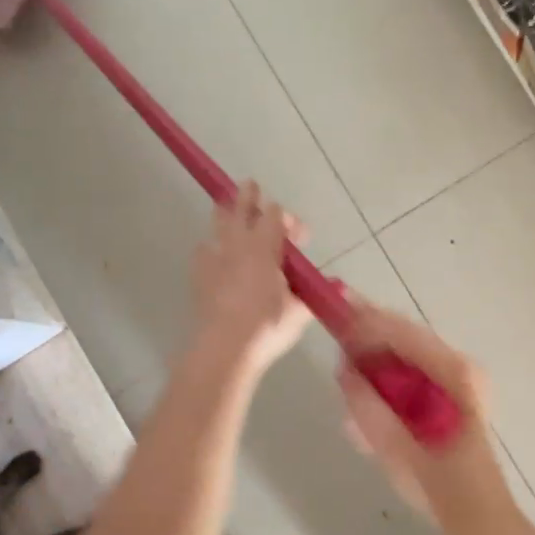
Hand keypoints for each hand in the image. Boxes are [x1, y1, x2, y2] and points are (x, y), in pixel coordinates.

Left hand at [191, 184, 310, 374]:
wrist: (224, 349)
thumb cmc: (267, 328)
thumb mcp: (299, 313)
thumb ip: (312, 295)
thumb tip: (336, 287)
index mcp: (264, 248)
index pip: (275, 217)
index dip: (289, 219)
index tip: (301, 234)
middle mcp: (237, 246)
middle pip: (241, 210)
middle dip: (249, 197)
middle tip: (250, 184)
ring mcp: (214, 259)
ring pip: (219, 225)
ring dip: (226, 214)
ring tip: (226, 206)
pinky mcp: (198, 276)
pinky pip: (204, 251)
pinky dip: (211, 247)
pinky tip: (214, 254)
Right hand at [336, 299, 510, 524]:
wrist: (478, 519)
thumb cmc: (441, 486)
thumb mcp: (396, 449)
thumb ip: (369, 407)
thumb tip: (346, 371)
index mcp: (455, 373)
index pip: (404, 332)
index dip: (367, 321)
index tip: (335, 315)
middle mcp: (460, 369)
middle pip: (405, 340)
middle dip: (368, 341)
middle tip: (335, 344)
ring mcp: (457, 384)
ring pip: (405, 359)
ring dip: (375, 365)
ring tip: (348, 381)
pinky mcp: (449, 401)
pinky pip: (411, 381)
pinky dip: (387, 387)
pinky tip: (367, 409)